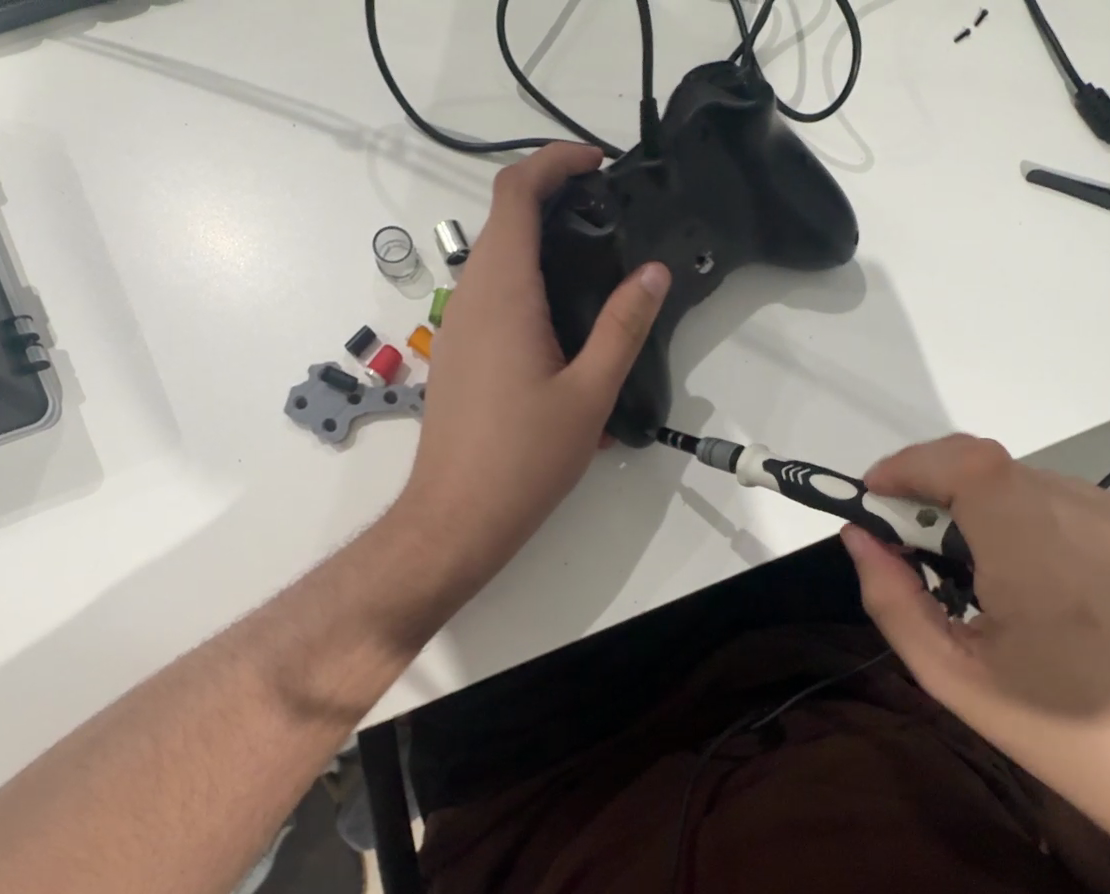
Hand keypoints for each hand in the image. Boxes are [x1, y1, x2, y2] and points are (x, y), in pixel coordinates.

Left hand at [393, 142, 670, 583]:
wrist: (457, 516)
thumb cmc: (523, 459)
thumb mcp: (589, 393)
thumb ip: (623, 326)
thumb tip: (653, 273)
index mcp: (503, 293)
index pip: (516, 193)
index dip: (554, 162)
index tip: (598, 163)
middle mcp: (470, 298)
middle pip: (504, 221)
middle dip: (554, 201)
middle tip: (611, 216)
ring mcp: (458, 328)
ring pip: (495, 261)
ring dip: (540, 246)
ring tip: (598, 268)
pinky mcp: (458, 356)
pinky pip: (490, 298)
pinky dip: (525, 285)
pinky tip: (564, 326)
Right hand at [840, 436, 1109, 858]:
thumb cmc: (1050, 732)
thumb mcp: (948, 676)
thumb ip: (892, 598)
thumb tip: (857, 536)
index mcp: (1048, 562)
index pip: (970, 466)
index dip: (911, 465)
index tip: (872, 496)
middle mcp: (1098, 522)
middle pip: (991, 468)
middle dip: (933, 489)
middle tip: (902, 542)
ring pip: (1023, 479)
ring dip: (973, 501)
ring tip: (958, 565)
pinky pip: (1058, 497)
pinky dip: (1014, 513)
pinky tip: (1011, 569)